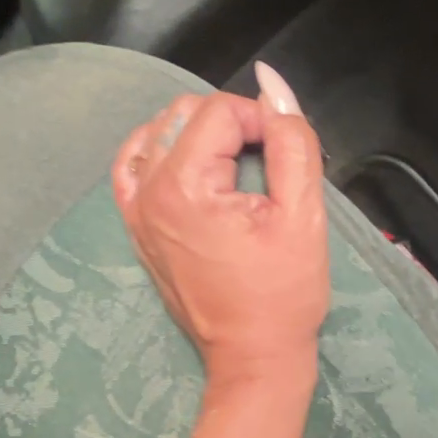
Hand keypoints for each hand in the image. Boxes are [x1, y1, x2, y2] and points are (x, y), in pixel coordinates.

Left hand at [112, 63, 328, 385]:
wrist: (253, 354)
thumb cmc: (285, 291)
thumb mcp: (304, 214)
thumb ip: (293, 143)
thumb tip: (273, 83)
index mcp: (185, 185)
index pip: (220, 110)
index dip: (264, 121)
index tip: (288, 157)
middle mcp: (147, 190)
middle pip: (187, 114)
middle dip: (235, 125)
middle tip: (270, 165)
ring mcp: (134, 210)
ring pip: (161, 132)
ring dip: (203, 135)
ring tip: (239, 168)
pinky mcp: (136, 226)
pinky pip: (133, 164)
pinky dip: (163, 150)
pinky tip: (191, 162)